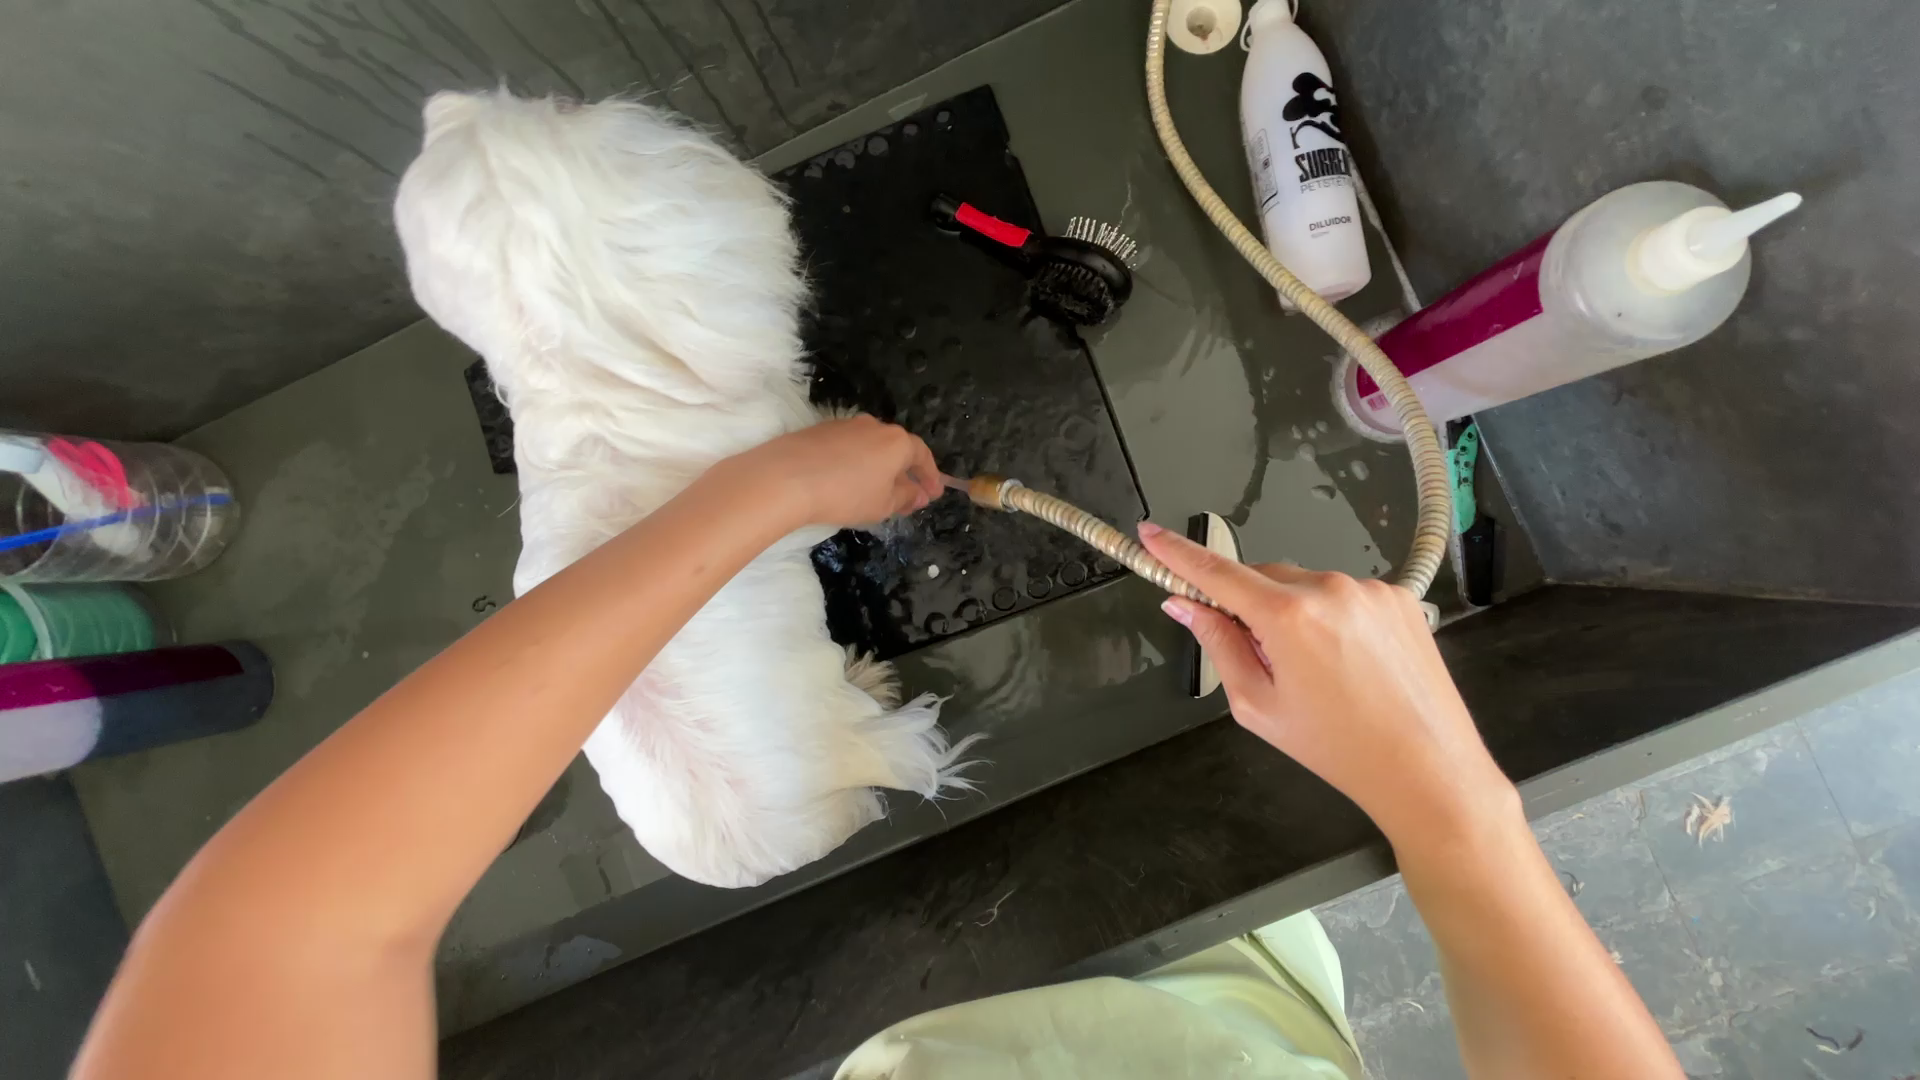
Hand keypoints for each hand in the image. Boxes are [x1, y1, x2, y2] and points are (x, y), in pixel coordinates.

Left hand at [738, 415, 943, 527]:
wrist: (786, 477)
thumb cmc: (846, 494)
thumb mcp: (883, 504)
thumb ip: (906, 497)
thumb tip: (919, 494)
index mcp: (897, 441)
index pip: (922, 456)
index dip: (930, 477)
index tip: (933, 494)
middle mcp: (875, 426)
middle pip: (897, 449)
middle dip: (904, 473)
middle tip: (906, 497)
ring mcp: (846, 425)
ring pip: (872, 447)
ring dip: (879, 468)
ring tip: (875, 492)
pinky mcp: (820, 430)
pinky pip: (849, 448)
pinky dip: (856, 464)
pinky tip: (847, 482)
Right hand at [1139, 523, 1517, 848]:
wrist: (1429, 771)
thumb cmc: (1336, 748)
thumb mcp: (1257, 704)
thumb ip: (1218, 644)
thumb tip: (1184, 606)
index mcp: (1289, 618)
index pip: (1216, 573)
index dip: (1176, 552)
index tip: (1148, 533)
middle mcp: (1329, 589)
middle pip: (1260, 576)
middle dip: (1247, 604)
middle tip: (1259, 655)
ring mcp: (1369, 589)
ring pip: (1301, 584)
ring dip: (1290, 611)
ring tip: (1315, 668)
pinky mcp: (1397, 596)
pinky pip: (1340, 591)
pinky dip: (1327, 614)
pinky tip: (1345, 658)